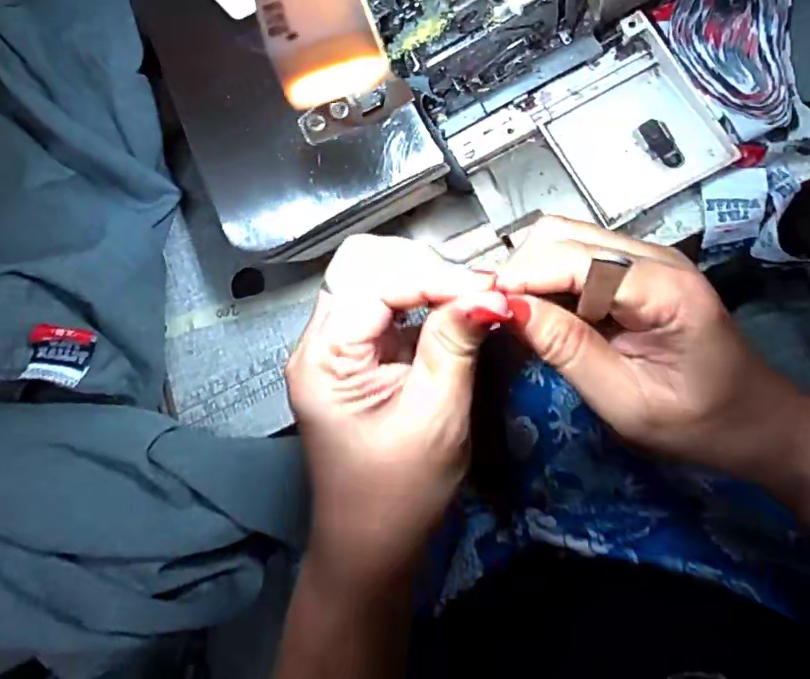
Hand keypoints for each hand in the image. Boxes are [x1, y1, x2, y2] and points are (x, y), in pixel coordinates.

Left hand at [284, 235, 509, 588]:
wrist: (372, 547)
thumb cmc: (398, 496)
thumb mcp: (436, 418)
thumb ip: (456, 345)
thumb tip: (490, 292)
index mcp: (323, 358)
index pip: (376, 284)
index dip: (435, 277)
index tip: (488, 287)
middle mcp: (319, 340)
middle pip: (362, 262)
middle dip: (422, 264)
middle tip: (475, 288)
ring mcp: (335, 342)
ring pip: (372, 271)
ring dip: (422, 272)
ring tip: (468, 293)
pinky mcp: (358, 348)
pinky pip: (385, 297)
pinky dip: (421, 290)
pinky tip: (451, 303)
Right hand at [493, 217, 804, 475]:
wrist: (758, 422)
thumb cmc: (701, 424)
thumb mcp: (628, 404)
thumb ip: (568, 351)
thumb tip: (506, 308)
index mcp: (666, 288)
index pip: (576, 259)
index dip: (523, 276)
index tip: (480, 307)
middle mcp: (654, 255)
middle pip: (563, 234)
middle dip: (519, 268)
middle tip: (491, 314)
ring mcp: (645, 255)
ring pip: (564, 236)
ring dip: (529, 269)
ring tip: (510, 313)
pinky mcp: (633, 266)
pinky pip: (576, 254)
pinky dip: (546, 276)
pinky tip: (537, 311)